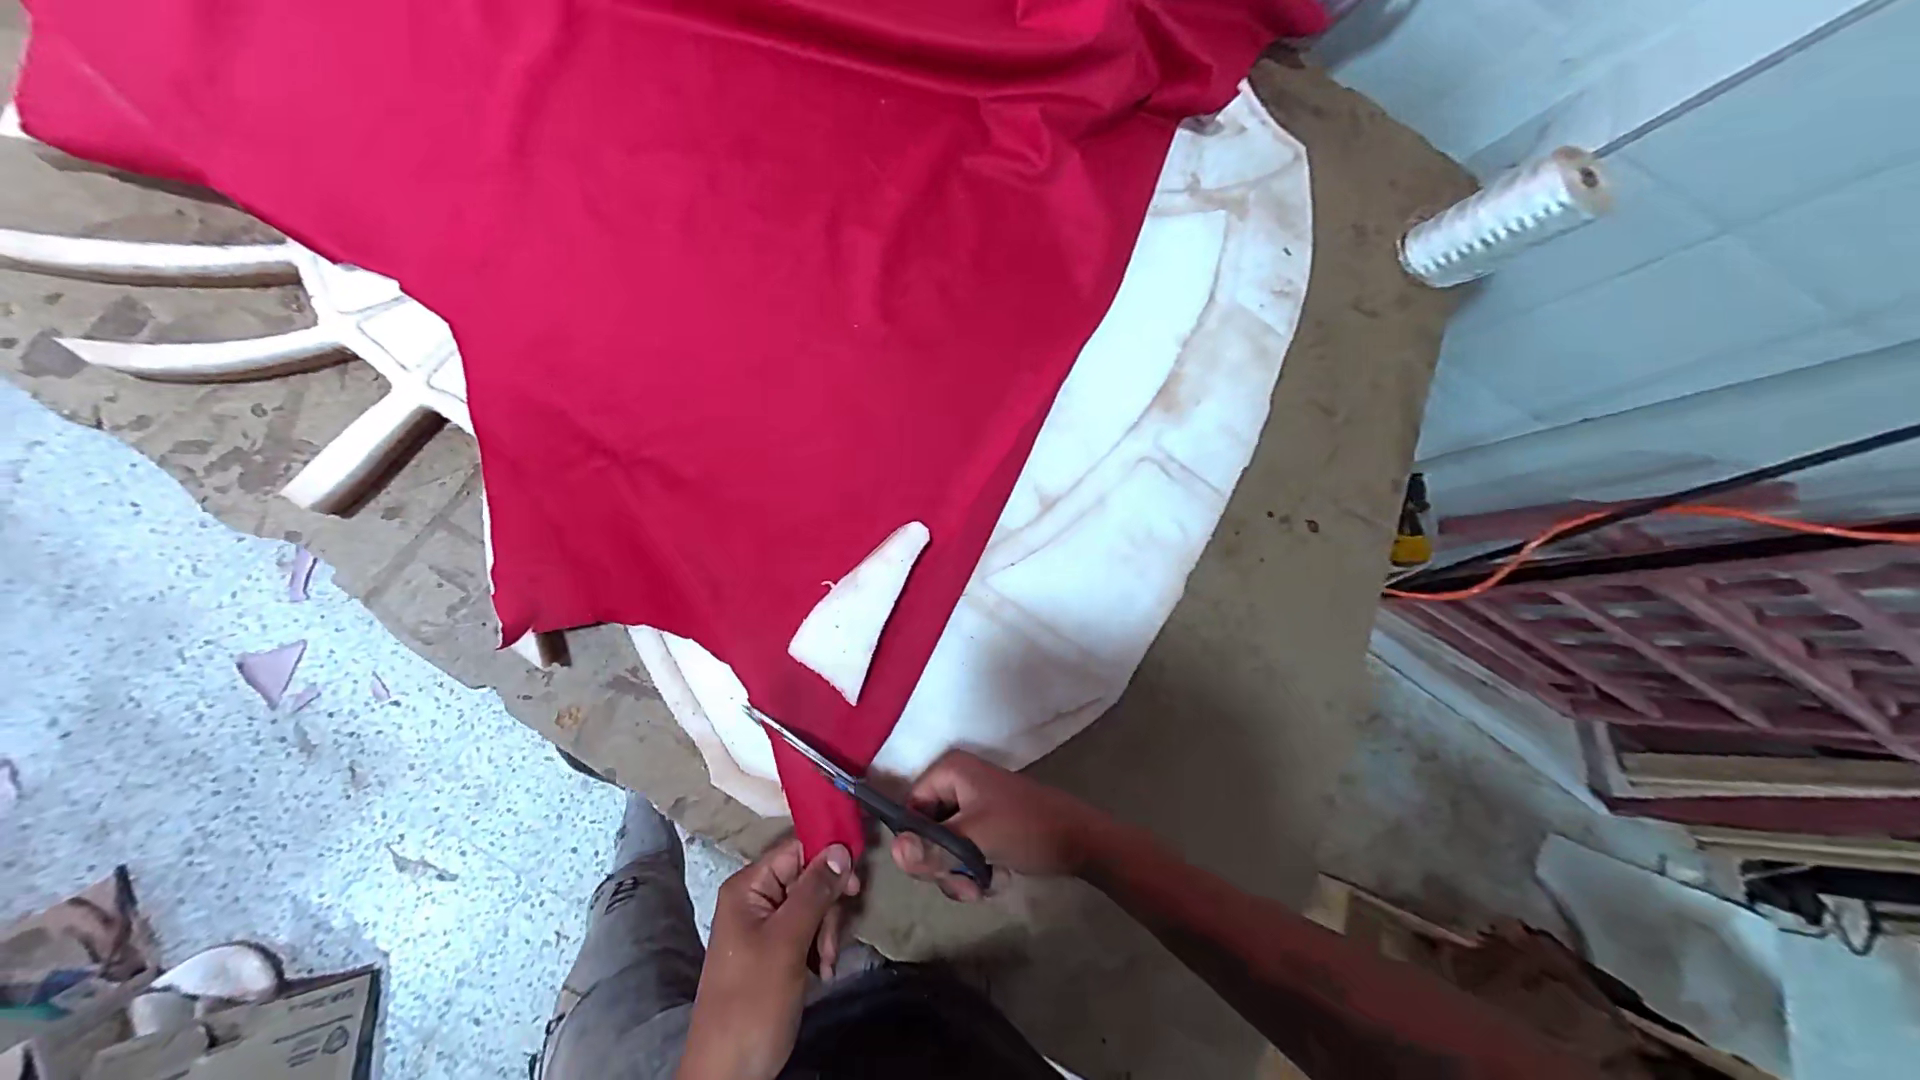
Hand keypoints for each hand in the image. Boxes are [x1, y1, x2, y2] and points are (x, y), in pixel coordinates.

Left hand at [677, 838, 855, 1079]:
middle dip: (829, 905)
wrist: (727, 1075)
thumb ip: (815, 891)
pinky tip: (824, 970)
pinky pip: (810, 928)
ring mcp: (766, 924)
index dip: (829, 858)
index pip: (797, 849)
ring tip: (826, 963)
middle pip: (809, 876)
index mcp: (749, 886)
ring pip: (814, 903)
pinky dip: (822, 945)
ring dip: (828, 930)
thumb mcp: (787, 942)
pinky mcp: (777, 948)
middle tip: (834, 938)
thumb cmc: (752, 1001)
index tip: (856, 881)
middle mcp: (756, 897)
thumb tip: (841, 848)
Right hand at [890, 750, 1111, 901]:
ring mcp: (971, 805)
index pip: (908, 809)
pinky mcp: (985, 826)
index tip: (932, 868)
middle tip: (965, 882)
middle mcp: (956, 783)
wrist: (1080, 841)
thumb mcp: (975, 840)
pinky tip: (995, 879)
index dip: (916, 842)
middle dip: (942, 864)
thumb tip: (896, 851)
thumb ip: (934, 849)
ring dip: (959, 874)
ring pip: (943, 848)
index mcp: (949, 771)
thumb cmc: (1026, 829)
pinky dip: (973, 871)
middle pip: (924, 832)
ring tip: (982, 885)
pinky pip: (962, 852)